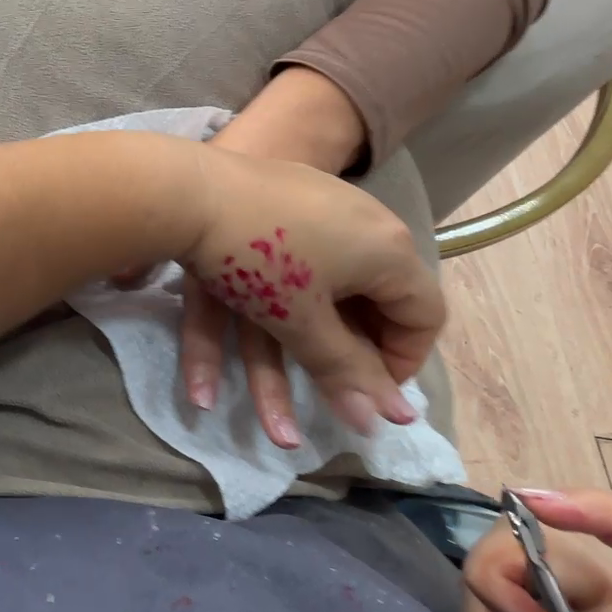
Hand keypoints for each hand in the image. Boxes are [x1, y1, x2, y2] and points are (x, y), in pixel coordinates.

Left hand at [172, 68, 396, 446]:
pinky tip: (262, 312)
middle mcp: (366, 220)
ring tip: (290, 378)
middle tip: (330, 385)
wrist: (186, 191)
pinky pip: (294, 250)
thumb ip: (343, 368)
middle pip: (376, 297)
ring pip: (325, 280)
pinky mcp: (280, 193)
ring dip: (305, 337)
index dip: (402, 362)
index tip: (369, 394)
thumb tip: (391, 420)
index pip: (424, 315)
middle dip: (352, 351)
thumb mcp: (300, 320)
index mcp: (389, 251)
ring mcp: (322, 201)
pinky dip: (281, 289)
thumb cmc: (254, 260)